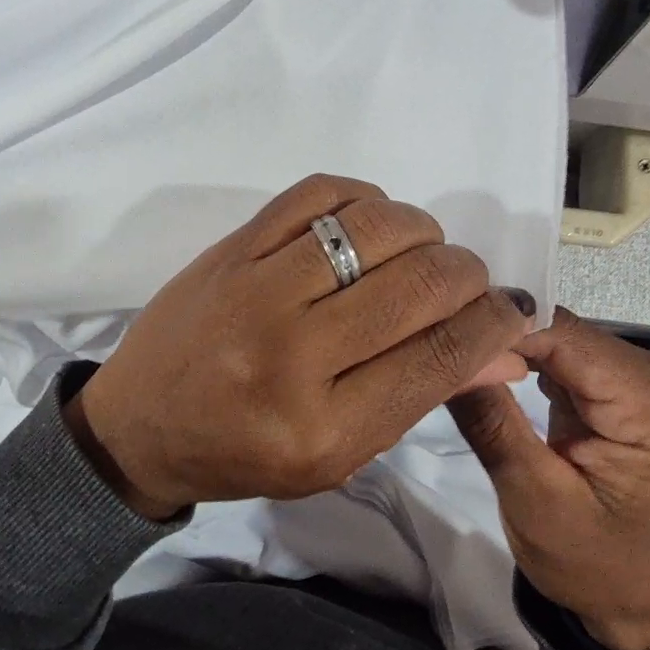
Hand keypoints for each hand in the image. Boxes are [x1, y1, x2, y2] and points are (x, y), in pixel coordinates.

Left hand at [64, 174, 533, 520]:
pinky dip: (363, 199)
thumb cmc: (244, 453)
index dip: (494, 323)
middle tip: (464, 282)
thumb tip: (508, 347)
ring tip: (418, 253)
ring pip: (375, 228)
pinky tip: (368, 223)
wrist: (140, 423)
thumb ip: (421, 396)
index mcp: (323, 430)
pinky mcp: (231, 249)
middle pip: (418, 285)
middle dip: (466, 276)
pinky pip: (317, 195)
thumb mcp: (337, 454)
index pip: (440, 356)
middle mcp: (291, 357)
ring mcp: (255, 293)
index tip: (509, 308)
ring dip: (422, 233)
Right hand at [447, 309, 649, 649]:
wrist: (632, 606)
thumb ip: (493, 420)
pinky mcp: (629, 388)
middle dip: (503, 338)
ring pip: (562, 338)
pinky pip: (568, 356)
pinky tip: (493, 372)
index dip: (502, 329)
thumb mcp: (532, 498)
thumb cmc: (590, 564)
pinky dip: (527, 361)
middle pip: (566, 333)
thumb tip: (452, 350)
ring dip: (511, 348)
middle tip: (442, 352)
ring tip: (461, 361)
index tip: (443, 337)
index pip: (567, 336)